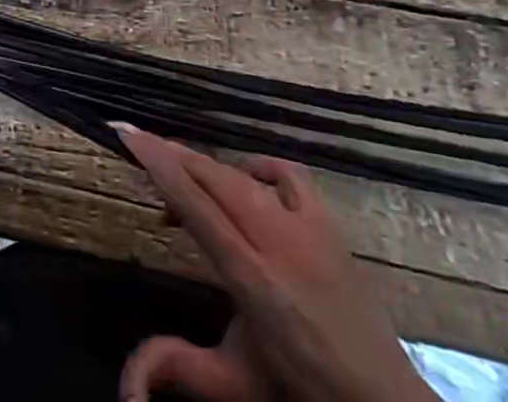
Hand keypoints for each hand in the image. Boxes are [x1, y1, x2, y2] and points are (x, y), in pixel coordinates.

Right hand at [113, 124, 438, 401]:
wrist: (383, 400)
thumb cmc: (299, 388)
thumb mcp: (231, 383)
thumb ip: (174, 367)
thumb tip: (124, 385)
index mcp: (252, 279)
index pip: (195, 204)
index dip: (158, 164)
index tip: (127, 133)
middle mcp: (280, 242)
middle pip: (214, 178)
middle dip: (171, 154)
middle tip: (137, 143)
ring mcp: (310, 229)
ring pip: (244, 174)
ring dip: (205, 166)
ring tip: (178, 179)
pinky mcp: (330, 226)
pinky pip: (288, 176)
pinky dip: (257, 167)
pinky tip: (244, 180)